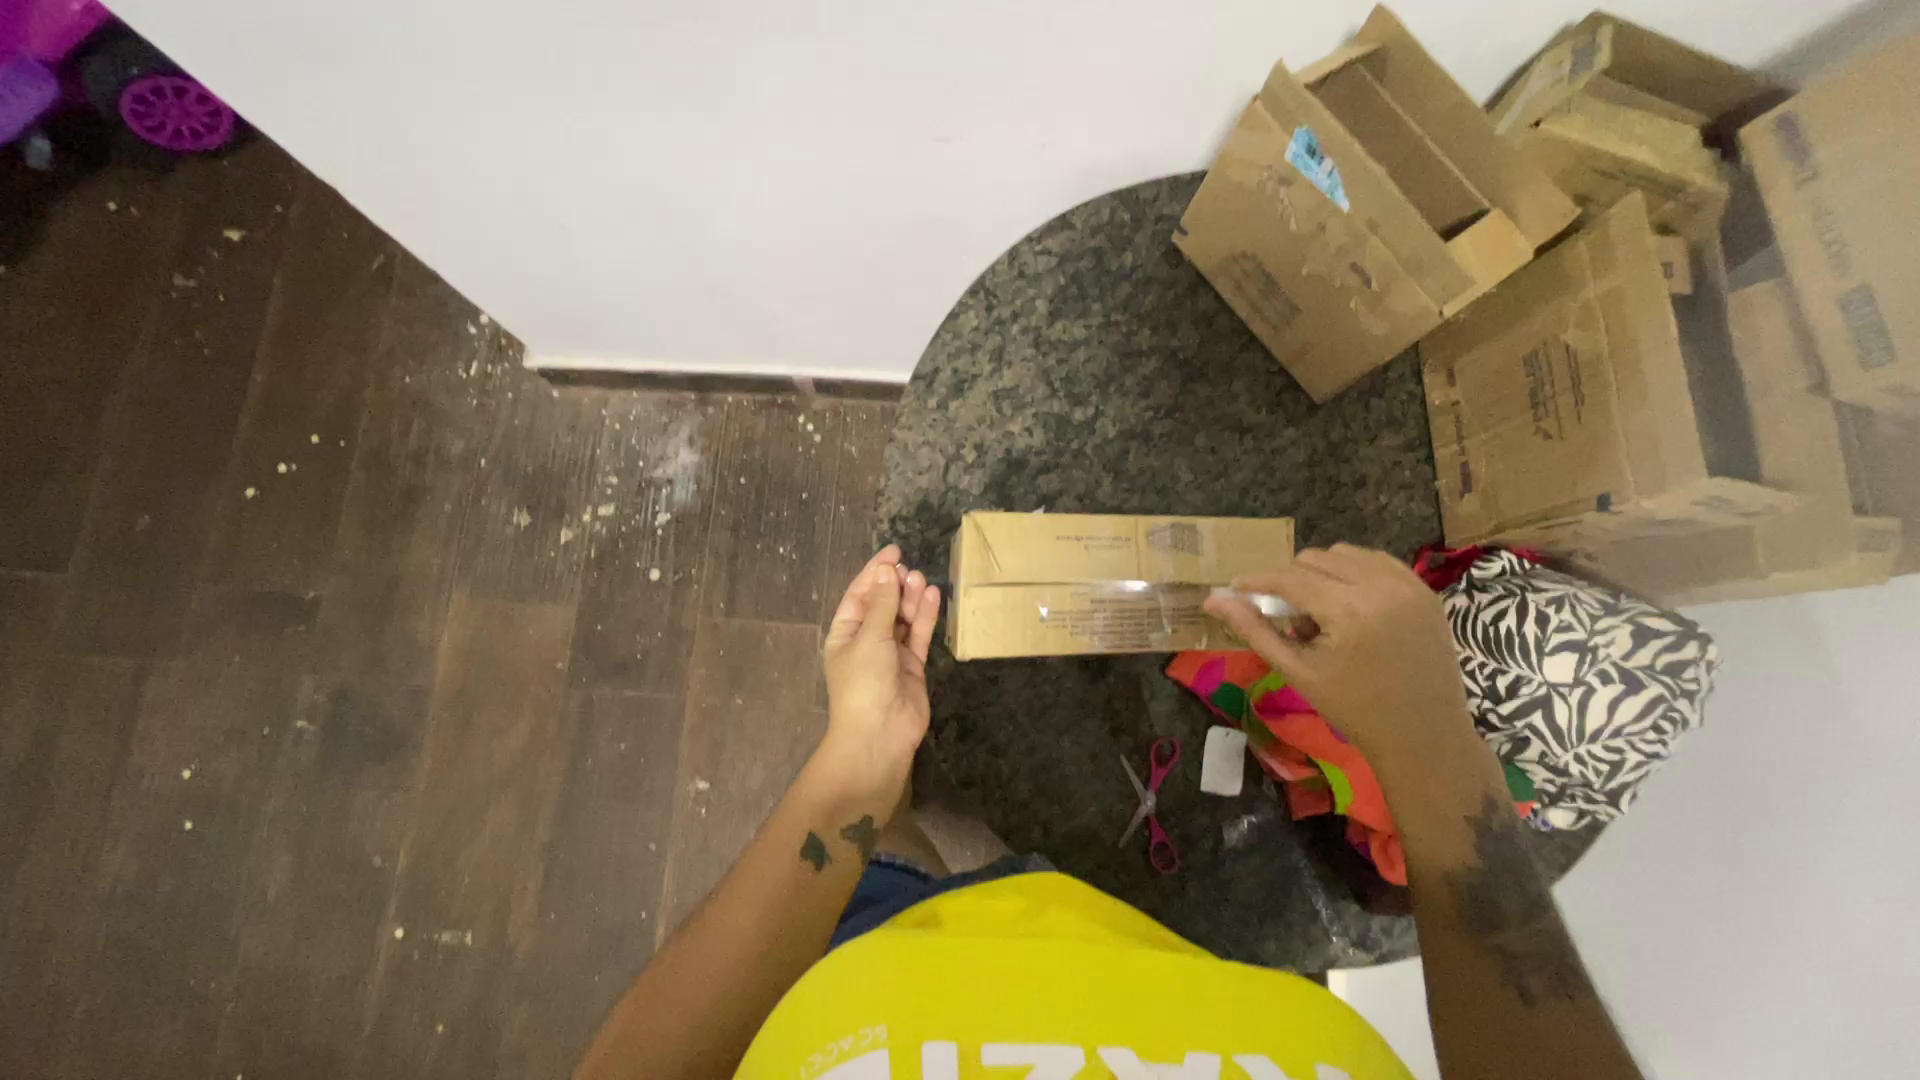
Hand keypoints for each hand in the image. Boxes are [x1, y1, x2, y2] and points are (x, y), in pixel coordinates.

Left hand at [820, 544, 940, 808]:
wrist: (879, 734)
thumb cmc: (864, 683)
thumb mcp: (870, 637)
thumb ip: (882, 604)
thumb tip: (886, 570)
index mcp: (845, 633)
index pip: (859, 594)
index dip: (874, 572)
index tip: (893, 551)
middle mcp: (866, 640)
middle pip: (882, 604)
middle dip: (895, 585)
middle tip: (910, 569)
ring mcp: (890, 654)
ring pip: (902, 618)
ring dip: (911, 598)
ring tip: (922, 579)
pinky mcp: (913, 666)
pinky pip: (918, 635)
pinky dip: (925, 617)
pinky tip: (933, 597)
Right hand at [1203, 543, 1472, 764]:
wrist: (1423, 735)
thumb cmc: (1353, 709)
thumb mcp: (1296, 671)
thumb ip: (1254, 630)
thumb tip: (1212, 600)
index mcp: (1348, 611)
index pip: (1288, 578)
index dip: (1256, 580)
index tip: (1235, 589)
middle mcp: (1381, 588)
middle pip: (1314, 559)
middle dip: (1291, 582)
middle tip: (1291, 621)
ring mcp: (1408, 586)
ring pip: (1344, 554)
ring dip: (1321, 574)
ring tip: (1323, 614)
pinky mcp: (1424, 590)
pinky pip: (1376, 561)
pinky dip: (1353, 573)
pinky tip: (1348, 604)